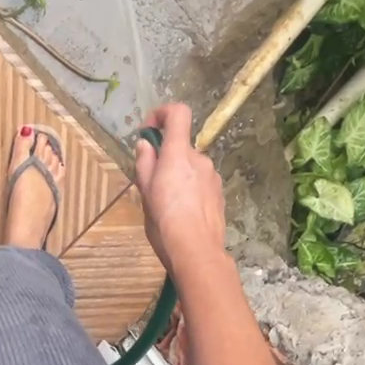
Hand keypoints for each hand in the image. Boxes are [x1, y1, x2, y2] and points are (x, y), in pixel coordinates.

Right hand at [132, 104, 227, 270]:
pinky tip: (183, 215)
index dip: (162, 114)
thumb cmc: (165, 222)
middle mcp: (199, 159)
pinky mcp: (219, 194)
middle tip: (151, 188)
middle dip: (166, 161)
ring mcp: (212, 176)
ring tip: (167, 207)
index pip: (178, 113)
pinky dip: (190, 192)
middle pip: (181, 148)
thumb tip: (146, 144)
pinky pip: (200, 184)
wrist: (196, 251)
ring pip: (191, 169)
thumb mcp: (145, 193)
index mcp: (178, 154)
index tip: (149, 131)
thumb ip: (145, 165)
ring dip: (178, 179)